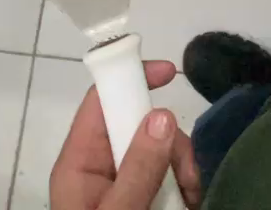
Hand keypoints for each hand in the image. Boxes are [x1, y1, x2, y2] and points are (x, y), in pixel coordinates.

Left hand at [51, 59, 201, 209]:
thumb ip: (138, 170)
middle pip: (138, 121)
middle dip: (170, 139)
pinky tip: (190, 202)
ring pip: (158, 146)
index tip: (169, 73)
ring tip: (191, 199)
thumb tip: (161, 114)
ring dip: (181, 166)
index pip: (100, 99)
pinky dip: (182, 184)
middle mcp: (98, 166)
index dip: (129, 76)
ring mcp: (120, 182)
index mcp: (79, 163)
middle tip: (188, 175)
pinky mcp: (139, 198)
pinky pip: (165, 172)